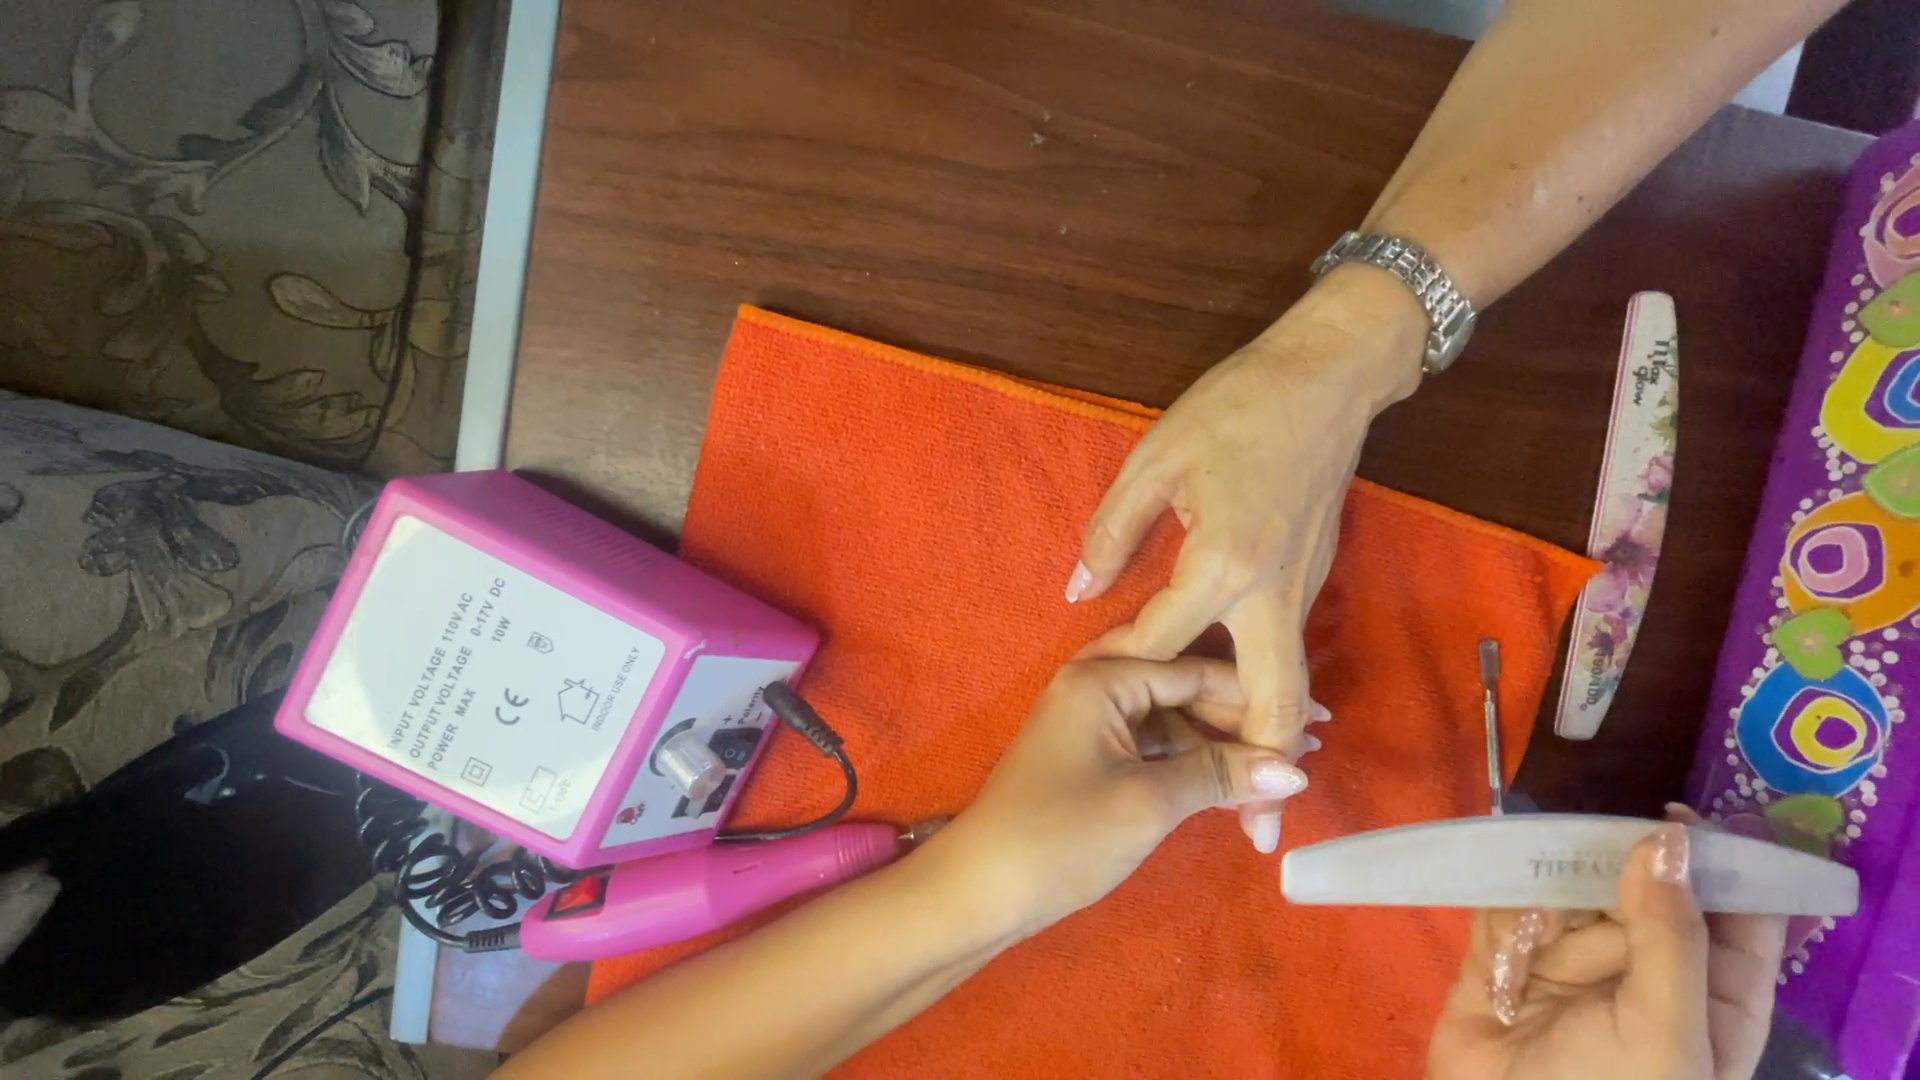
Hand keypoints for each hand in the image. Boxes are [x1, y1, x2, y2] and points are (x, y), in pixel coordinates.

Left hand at [922, 656, 1308, 937]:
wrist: (982, 886)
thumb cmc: (1063, 836)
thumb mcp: (1147, 802)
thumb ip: (1219, 774)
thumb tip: (1294, 767)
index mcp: (1101, 677)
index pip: (1195, 672)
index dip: (1256, 700)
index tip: (1317, 724)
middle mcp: (1093, 681)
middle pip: (1183, 688)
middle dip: (1239, 719)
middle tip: (1307, 746)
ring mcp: (1088, 716)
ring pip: (1169, 717)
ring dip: (1216, 744)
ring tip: (1275, 772)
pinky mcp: (1088, 748)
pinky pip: (1150, 739)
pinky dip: (1186, 759)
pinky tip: (1226, 780)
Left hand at [1069, 267, 1426, 852]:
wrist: (1327, 376)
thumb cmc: (1232, 411)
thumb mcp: (1154, 461)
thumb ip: (1112, 533)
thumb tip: (1078, 590)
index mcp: (1222, 564)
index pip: (1164, 644)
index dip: (1130, 670)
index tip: (1106, 707)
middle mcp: (1271, 594)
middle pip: (1272, 702)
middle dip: (1265, 773)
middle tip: (1261, 840)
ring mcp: (1301, 589)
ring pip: (1289, 682)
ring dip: (1274, 740)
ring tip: (1257, 795)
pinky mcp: (1313, 578)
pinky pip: (1289, 650)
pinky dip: (1273, 692)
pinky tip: (1244, 708)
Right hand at [1426, 808, 1787, 1079]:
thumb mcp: (1662, 1034)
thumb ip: (1668, 936)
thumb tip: (1668, 839)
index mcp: (1707, 1000)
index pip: (1735, 921)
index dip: (1722, 867)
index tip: (1679, 815)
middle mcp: (1640, 971)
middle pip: (1634, 892)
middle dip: (1606, 882)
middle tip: (1584, 882)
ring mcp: (1567, 960)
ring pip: (1563, 893)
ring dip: (1547, 908)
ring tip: (1537, 945)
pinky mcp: (1502, 953)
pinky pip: (1504, 909)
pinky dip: (1503, 920)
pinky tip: (1505, 960)